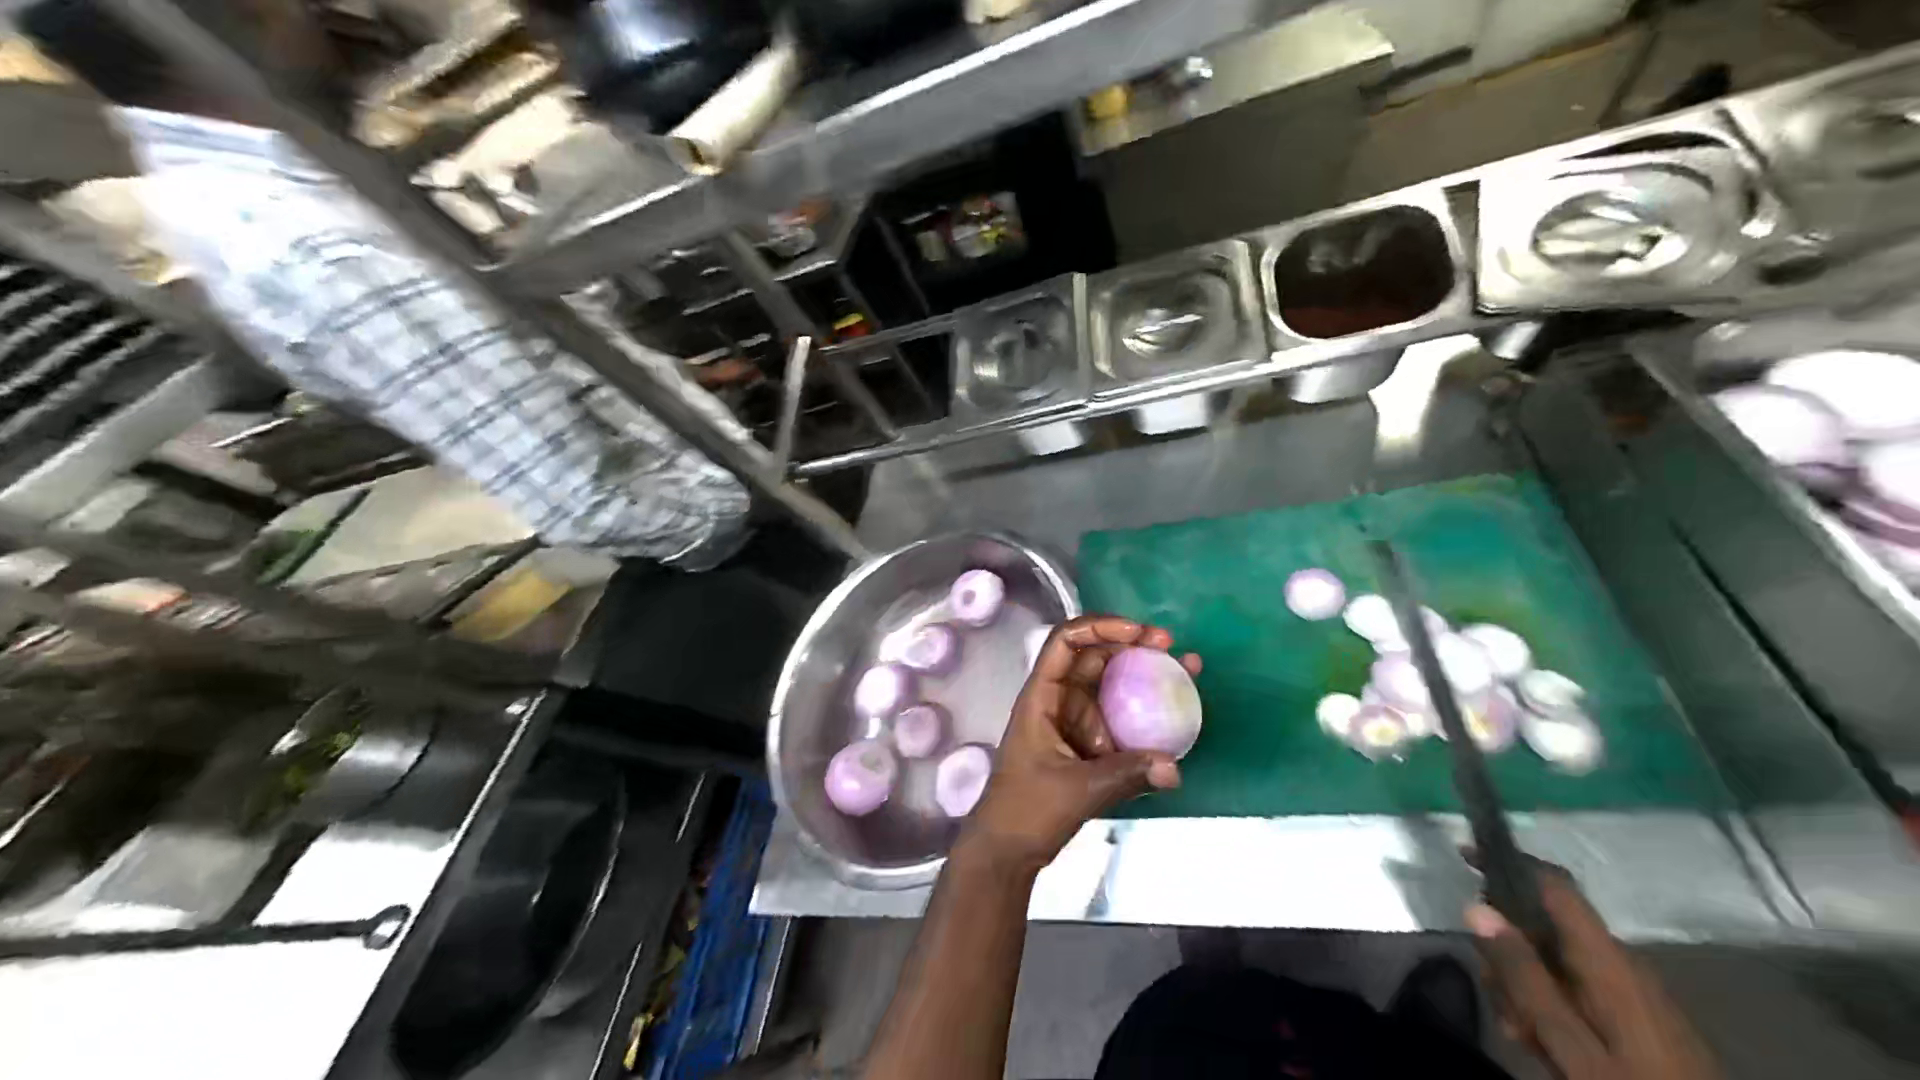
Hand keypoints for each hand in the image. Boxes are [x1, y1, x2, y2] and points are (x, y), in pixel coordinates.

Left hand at [957, 615, 1199, 873]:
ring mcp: (1075, 722)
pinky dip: (1146, 708)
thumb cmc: (1027, 811)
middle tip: (1170, 646)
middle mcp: (1059, 701)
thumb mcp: (1075, 790)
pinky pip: (1120, 716)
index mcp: (1041, 697)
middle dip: (1129, 643)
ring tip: (1184, 667)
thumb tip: (1173, 767)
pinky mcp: (1090, 744)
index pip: (1065, 642)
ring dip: (1143, 672)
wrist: (1008, 850)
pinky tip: (1176, 707)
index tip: (1138, 634)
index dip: (1099, 626)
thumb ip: (1124, 776)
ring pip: (1110, 684)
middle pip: (1093, 656)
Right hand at [1468, 864, 1721, 1079]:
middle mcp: (1625, 964)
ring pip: (1559, 959)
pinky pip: (1580, 987)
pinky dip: (1552, 1001)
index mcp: (1609, 961)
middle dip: (1508, 947)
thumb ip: (1523, 976)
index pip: (1556, 886)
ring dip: (1527, 982)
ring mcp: (1638, 993)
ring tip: (1519, 1028)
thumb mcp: (1569, 1042)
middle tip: (1492, 989)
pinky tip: (1543, 1037)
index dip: (1509, 861)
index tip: (1465, 853)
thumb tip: (1475, 907)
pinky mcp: (1643, 1018)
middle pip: (1548, 927)